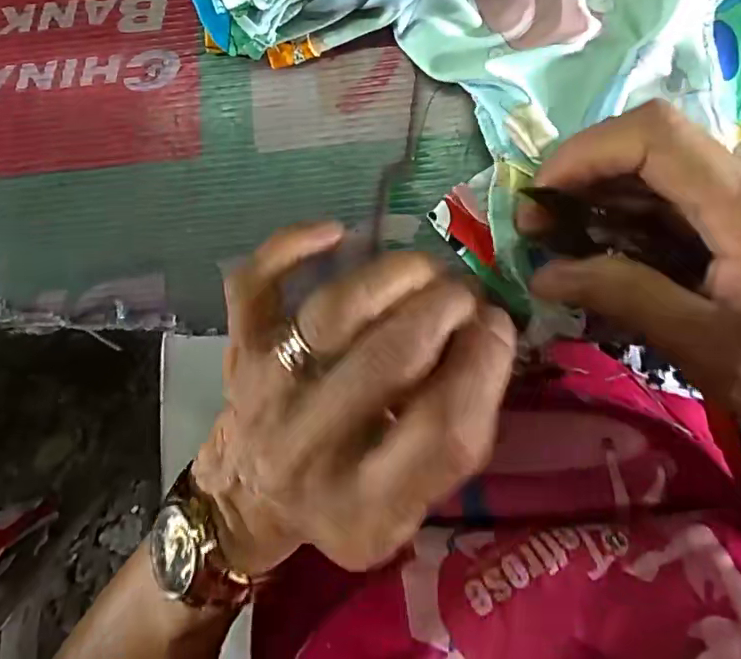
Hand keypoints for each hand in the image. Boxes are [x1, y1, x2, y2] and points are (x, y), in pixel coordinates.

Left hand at [191, 224, 516, 575]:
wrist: (252, 492)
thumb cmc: (346, 497)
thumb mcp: (408, 504)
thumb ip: (452, 435)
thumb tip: (487, 331)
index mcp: (366, 506)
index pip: (444, 432)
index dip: (485, 366)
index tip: (498, 326)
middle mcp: (310, 446)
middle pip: (389, 358)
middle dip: (444, 309)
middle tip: (466, 293)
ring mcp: (269, 388)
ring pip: (334, 311)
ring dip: (393, 276)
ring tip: (427, 269)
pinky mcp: (242, 347)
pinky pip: (255, 283)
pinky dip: (291, 245)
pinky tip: (336, 232)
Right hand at [519, 102, 740, 572]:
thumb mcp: (707, 347)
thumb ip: (622, 296)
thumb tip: (541, 273)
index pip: (653, 133)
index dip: (584, 152)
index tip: (540, 196)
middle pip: (649, 140)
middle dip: (583, 174)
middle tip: (540, 224)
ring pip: (658, 163)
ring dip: (602, 193)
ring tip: (562, 240)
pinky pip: (677, 190)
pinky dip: (629, 211)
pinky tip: (608, 249)